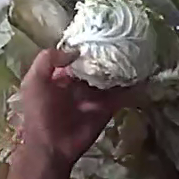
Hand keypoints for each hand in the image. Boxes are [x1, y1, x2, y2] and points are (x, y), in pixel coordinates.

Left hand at [14, 49, 132, 172]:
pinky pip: (122, 94)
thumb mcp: (34, 81)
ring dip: (122, 67)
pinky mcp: (108, 107)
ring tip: (138, 51)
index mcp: (60, 76)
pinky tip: (144, 73)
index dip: (86, 45)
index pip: (75, 56)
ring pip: (110, 77)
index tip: (102, 31)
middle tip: (124, 38)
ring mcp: (95, 95)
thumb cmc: (40, 112)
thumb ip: (48, 60)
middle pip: (96, 64)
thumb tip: (76, 51)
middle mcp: (79, 83)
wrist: (52, 146)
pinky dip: (133, 86)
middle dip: (108, 54)